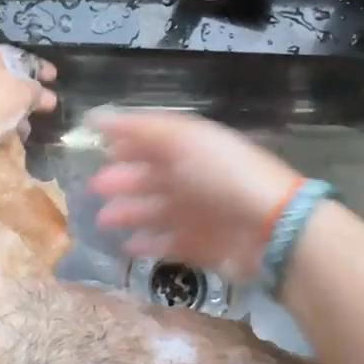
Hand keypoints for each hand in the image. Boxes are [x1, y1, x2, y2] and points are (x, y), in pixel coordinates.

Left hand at [0, 45, 57, 167]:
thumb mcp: (21, 93)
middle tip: (46, 108)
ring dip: (15, 118)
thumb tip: (47, 96)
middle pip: (12, 82)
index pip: (23, 58)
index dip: (40, 67)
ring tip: (28, 132)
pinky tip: (10, 144)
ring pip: (0, 106)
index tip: (55, 78)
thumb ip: (37, 93)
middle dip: (29, 96)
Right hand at [86, 109, 301, 282]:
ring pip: (154, 210)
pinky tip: (128, 245)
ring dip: (128, 212)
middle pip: (151, 176)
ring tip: (104, 219)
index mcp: (191, 146)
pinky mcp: (202, 245)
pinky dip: (147, 244)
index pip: (153, 140)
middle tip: (94, 188)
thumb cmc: (222, 174)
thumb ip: (139, 129)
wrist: (269, 226)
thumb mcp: (182, 140)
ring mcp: (198, 212)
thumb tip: (97, 118)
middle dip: (122, 180)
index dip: (125, 142)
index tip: (97, 148)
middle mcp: (194, 176)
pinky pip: (168, 243)